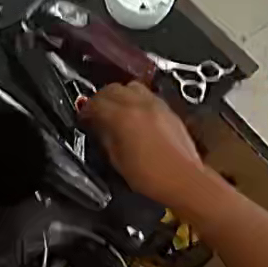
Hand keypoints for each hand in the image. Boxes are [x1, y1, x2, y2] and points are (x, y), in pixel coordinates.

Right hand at [80, 82, 212, 209]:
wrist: (184, 179)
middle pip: (112, 88)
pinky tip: (134, 113)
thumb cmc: (151, 176)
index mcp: (122, 117)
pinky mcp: (168, 109)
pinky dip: (136, 99)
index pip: (96, 103)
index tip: (83, 118)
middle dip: (100, 98)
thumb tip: (98, 126)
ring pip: (131, 86)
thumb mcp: (117, 160)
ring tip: (115, 109)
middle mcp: (139, 104)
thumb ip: (105, 137)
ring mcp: (156, 104)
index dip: (85, 110)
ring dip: (119, 95)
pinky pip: (147, 95)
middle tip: (95, 111)